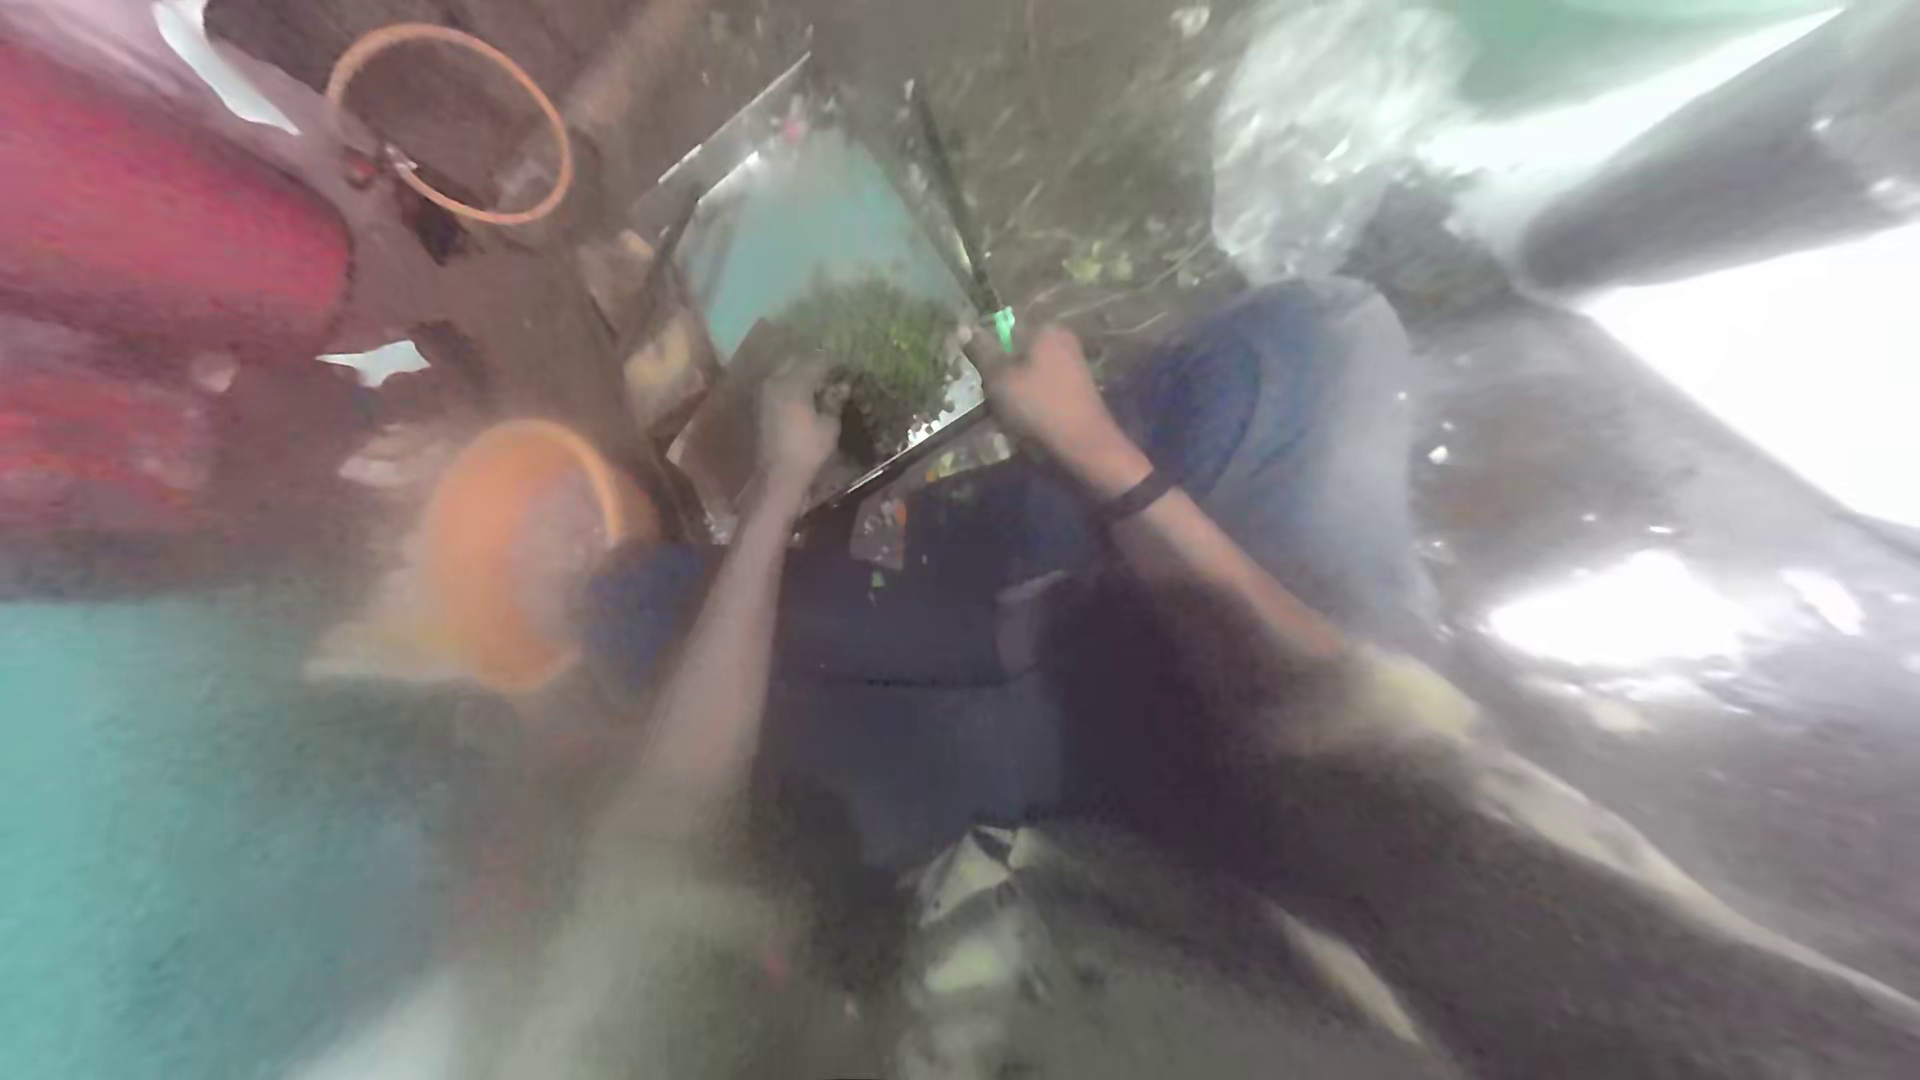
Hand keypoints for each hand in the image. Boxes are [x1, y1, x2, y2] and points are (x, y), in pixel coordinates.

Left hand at [757, 356, 841, 508]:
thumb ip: (834, 402)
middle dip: (813, 361)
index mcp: (793, 384)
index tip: (844, 366)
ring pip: (783, 369)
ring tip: (817, 379)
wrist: (778, 474)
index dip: (832, 362)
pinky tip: (803, 391)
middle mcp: (774, 382)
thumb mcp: (829, 426)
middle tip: (830, 369)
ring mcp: (763, 392)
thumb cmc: (808, 451)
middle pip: (795, 360)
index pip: (816, 362)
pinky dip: (790, 381)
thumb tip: (841, 387)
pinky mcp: (759, 403)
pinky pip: (777, 382)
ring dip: (800, 369)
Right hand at [966, 323, 1149, 499]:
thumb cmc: (1036, 405)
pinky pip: (1043, 391)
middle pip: (1016, 355)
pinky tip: (1028, 424)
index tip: (985, 380)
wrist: (1082, 443)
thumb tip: (962, 327)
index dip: (988, 356)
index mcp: (1045, 329)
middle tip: (996, 403)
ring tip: (1011, 418)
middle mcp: (1062, 340)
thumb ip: (980, 351)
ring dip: (1014, 396)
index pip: (1003, 331)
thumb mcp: (998, 377)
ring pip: (1028, 376)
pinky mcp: (1077, 389)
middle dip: (1002, 378)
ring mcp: (1073, 365)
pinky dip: (1032, 405)